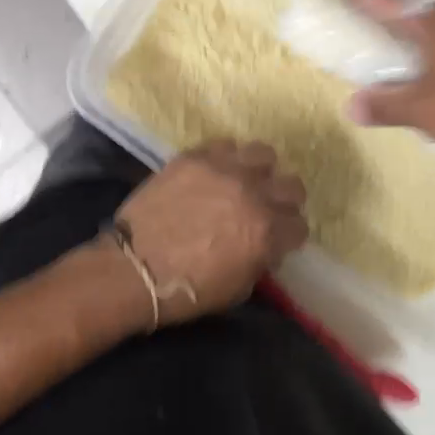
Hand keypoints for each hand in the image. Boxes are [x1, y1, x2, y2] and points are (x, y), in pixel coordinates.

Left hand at [114, 140, 308, 326]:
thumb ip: (261, 259)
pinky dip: (226, 158)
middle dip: (284, 200)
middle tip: (266, 209)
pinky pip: (225, 145)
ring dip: (259, 170)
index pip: (300, 225)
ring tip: (244, 182)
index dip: (290, 235)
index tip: (279, 239)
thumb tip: (266, 245)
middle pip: (292, 185)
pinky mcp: (195, 157)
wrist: (134, 268)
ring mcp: (224, 170)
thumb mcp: (239, 288)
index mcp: (267, 232)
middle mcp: (252, 194)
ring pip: (263, 154)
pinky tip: (215, 172)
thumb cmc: (188, 289)